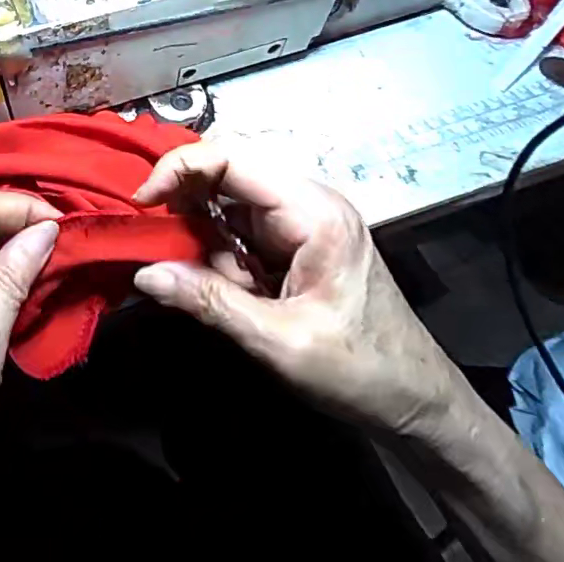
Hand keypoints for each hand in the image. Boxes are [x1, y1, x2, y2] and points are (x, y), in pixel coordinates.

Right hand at [129, 142, 462, 438]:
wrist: (420, 406)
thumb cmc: (363, 372)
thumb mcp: (278, 342)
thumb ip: (208, 301)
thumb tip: (145, 273)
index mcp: (312, 212)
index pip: (230, 158)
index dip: (178, 169)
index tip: (143, 203)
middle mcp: (304, 203)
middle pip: (222, 173)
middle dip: (183, 205)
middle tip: (155, 240)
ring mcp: (296, 220)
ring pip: (221, 202)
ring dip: (197, 235)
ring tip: (196, 278)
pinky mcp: (287, 240)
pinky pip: (232, 229)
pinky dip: (212, 252)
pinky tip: (223, 287)